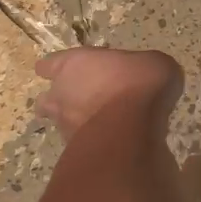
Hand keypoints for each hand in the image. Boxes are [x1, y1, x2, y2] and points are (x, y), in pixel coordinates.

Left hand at [33, 47, 183, 139]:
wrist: (128, 126)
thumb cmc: (139, 81)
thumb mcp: (151, 60)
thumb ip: (133, 64)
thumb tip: (134, 69)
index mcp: (74, 64)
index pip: (49, 64)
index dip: (59, 66)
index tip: (77, 67)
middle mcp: (60, 91)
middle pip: (49, 94)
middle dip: (64, 94)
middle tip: (90, 92)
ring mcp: (61, 119)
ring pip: (59, 116)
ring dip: (75, 113)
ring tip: (100, 112)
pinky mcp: (70, 141)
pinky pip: (76, 131)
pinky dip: (89, 129)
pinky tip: (110, 128)